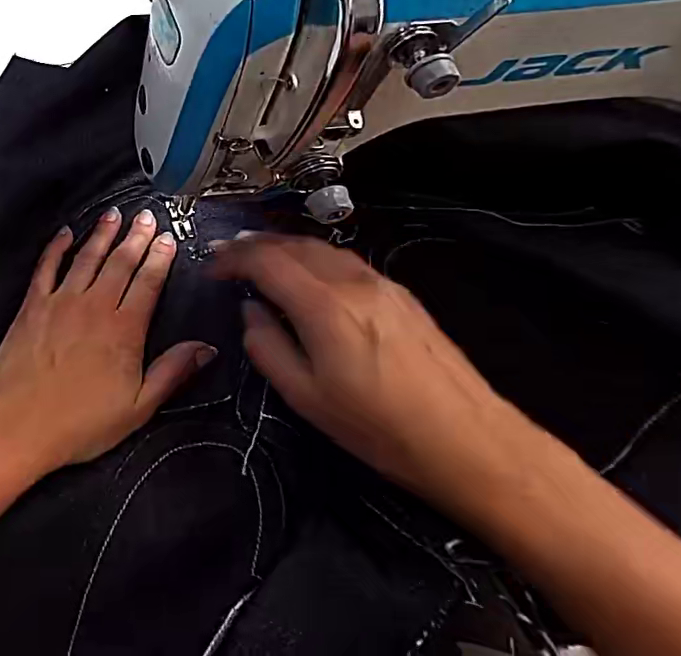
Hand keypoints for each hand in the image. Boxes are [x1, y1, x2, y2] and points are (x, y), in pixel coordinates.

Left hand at [0, 207, 215, 472]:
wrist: (17, 425)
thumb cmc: (79, 422)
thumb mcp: (138, 407)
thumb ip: (172, 372)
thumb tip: (206, 349)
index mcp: (125, 329)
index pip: (148, 282)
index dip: (160, 258)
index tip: (168, 239)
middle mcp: (96, 306)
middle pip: (122, 262)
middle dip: (137, 237)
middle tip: (147, 216)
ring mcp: (62, 301)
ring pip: (88, 257)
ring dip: (103, 233)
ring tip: (115, 214)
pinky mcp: (34, 305)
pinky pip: (47, 267)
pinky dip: (56, 247)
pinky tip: (65, 233)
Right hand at [212, 234, 533, 510]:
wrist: (467, 438)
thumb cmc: (380, 428)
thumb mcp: (308, 399)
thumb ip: (268, 347)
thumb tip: (251, 311)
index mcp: (324, 305)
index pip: (266, 260)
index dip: (233, 258)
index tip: (212, 267)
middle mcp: (351, 280)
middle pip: (294, 244)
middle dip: (256, 243)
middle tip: (230, 254)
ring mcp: (380, 282)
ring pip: (322, 247)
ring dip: (286, 246)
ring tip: (263, 257)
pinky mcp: (400, 292)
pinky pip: (345, 260)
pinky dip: (315, 257)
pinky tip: (310, 273)